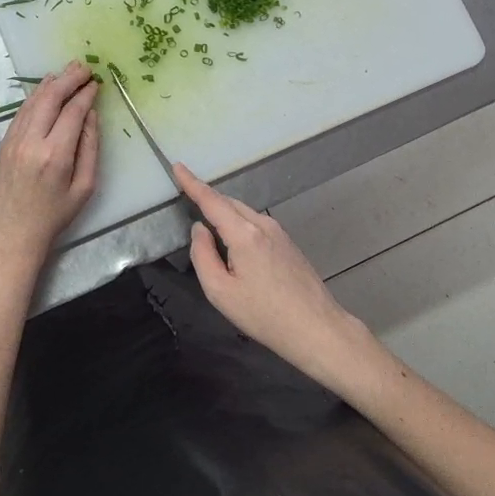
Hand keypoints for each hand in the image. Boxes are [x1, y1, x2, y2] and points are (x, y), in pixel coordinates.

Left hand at [0, 61, 100, 269]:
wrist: (11, 235)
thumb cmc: (53, 217)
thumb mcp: (84, 187)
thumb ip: (90, 148)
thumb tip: (91, 115)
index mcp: (55, 155)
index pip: (73, 111)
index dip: (86, 94)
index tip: (96, 83)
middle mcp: (31, 142)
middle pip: (50, 98)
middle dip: (68, 79)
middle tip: (83, 67)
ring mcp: (13, 141)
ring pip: (32, 102)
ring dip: (50, 84)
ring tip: (67, 72)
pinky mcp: (3, 144)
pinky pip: (21, 113)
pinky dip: (35, 98)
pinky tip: (45, 90)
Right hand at [175, 163, 371, 386]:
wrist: (316, 329)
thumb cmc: (264, 314)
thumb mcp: (220, 291)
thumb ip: (202, 255)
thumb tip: (199, 229)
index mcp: (244, 234)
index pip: (212, 200)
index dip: (192, 183)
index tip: (178, 166)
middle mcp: (263, 225)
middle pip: (229, 203)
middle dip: (207, 198)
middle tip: (187, 199)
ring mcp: (279, 233)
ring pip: (244, 213)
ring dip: (224, 213)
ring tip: (208, 226)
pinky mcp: (288, 244)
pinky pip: (256, 224)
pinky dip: (239, 224)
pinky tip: (235, 244)